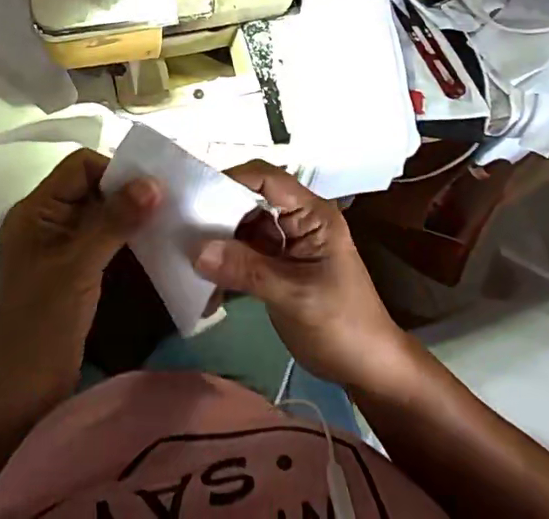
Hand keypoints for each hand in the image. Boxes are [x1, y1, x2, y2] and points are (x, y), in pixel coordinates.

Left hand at [0, 149, 160, 398]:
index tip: (153, 190)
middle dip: (128, 193)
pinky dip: (126, 241)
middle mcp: (46, 222)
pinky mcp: (72, 273)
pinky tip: (154, 249)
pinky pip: (102, 242)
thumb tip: (154, 182)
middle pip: (91, 188)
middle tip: (170, 204)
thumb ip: (115, 221)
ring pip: (100, 216)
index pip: (79, 167)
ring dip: (131, 218)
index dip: (115, 171)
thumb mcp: (79, 266)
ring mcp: (59, 249)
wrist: (19, 393)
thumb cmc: (42, 322)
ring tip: (168, 224)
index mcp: (35, 211)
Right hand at [192, 161, 412, 390]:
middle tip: (180, 227)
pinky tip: (201, 284)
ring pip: (242, 228)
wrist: (368, 369)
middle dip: (217, 213)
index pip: (267, 178)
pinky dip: (224, 266)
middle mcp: (297, 221)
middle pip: (249, 201)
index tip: (195, 194)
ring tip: (183, 255)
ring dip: (217, 242)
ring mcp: (285, 244)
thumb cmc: (342, 323)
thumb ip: (246, 269)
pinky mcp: (275, 267)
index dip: (232, 178)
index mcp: (312, 214)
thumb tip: (196, 250)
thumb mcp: (294, 295)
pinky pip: (243, 255)